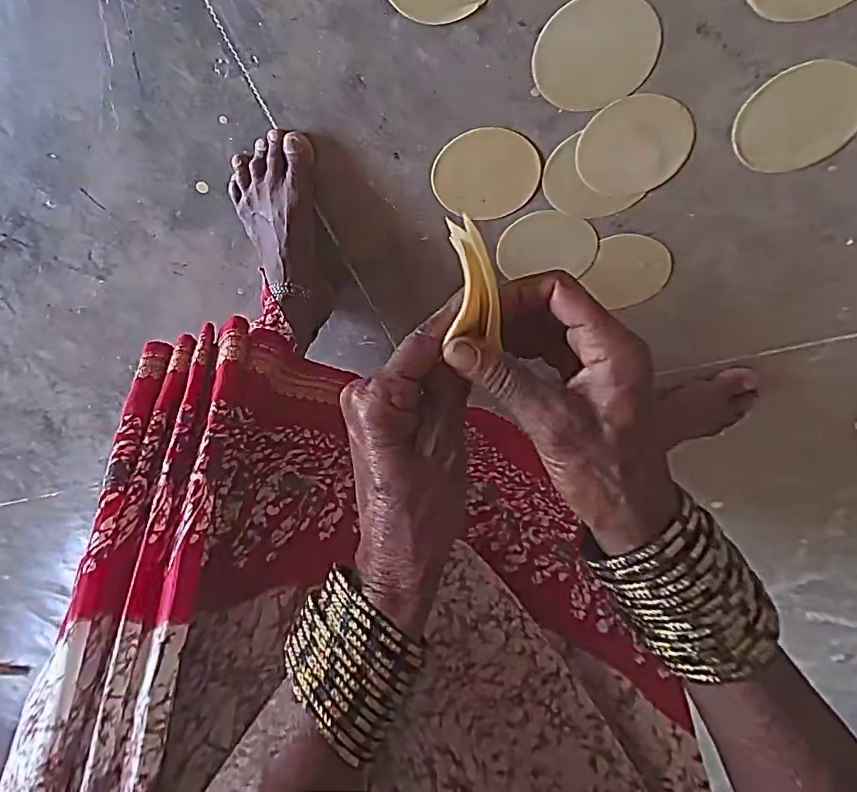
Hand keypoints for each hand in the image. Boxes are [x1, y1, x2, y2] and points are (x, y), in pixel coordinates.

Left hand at [339, 294, 469, 634]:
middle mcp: (361, 395)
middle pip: (416, 353)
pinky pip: (413, 385)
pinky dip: (438, 376)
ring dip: (449, 354)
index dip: (454, 319)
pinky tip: (466, 365)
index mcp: (374, 401)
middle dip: (454, 335)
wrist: (398, 560)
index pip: (420, 346)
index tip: (483, 296)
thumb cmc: (422, 517)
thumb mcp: (446, 446)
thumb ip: (450, 389)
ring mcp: (365, 404)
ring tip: (489, 332)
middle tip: (495, 312)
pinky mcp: (377, 415)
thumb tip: (464, 342)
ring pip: (416, 368)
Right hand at [442, 272, 755, 554]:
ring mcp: (600, 362)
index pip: (561, 291)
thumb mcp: (551, 424)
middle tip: (471, 328)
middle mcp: (610, 346)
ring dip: (512, 331)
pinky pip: (550, 349)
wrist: (634, 518)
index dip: (517, 294)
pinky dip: (521, 350)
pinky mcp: (588, 378)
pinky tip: (495, 362)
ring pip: (549, 325)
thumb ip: (504, 378)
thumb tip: (460, 346)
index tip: (481, 310)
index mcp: (614, 347)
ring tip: (477, 344)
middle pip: (553, 304)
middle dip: (509, 313)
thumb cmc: (607, 477)